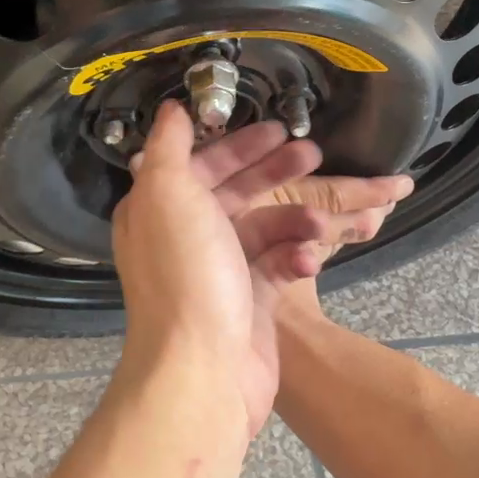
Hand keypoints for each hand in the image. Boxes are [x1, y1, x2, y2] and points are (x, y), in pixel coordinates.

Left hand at [111, 103, 412, 434]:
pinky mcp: (250, 300)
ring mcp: (220, 269)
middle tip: (313, 154)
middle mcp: (186, 235)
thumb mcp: (168, 193)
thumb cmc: (186, 273)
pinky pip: (278, 265)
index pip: (202, 162)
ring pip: (265, 227)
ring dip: (294, 220)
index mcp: (160, 208)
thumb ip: (169, 146)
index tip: (279, 129)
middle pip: (238, 190)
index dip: (239, 143)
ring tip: (318, 221)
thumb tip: (171, 108)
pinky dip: (295, 259)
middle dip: (275, 172)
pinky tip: (307, 260)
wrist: (204, 369)